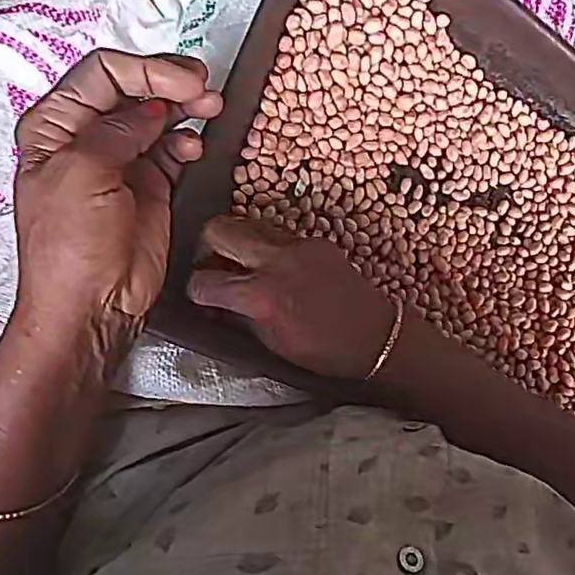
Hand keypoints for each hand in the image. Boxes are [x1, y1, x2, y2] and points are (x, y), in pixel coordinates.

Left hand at [12, 50, 222, 338]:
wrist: (93, 303)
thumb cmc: (70, 246)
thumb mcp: (83, 174)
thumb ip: (117, 132)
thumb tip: (151, 109)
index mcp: (56, 126)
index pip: (103, 75)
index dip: (146, 70)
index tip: (184, 80)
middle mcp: (89, 139)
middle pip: (133, 91)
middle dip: (170, 83)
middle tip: (204, 87)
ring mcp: (124, 163)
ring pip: (158, 119)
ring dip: (186, 109)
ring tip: (211, 108)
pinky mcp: (152, 188)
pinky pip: (174, 152)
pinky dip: (188, 144)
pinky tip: (194, 148)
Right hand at [185, 215, 396, 378]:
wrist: (377, 337)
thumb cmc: (325, 351)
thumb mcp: (274, 344)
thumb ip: (240, 318)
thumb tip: (216, 305)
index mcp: (262, 296)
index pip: (206, 281)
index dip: (197, 291)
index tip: (200, 297)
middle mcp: (276, 262)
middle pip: (219, 229)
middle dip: (207, 248)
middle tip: (214, 268)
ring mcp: (298, 246)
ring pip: (249, 223)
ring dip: (238, 242)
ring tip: (243, 267)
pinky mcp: (316, 242)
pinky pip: (278, 234)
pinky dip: (267, 247)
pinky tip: (275, 269)